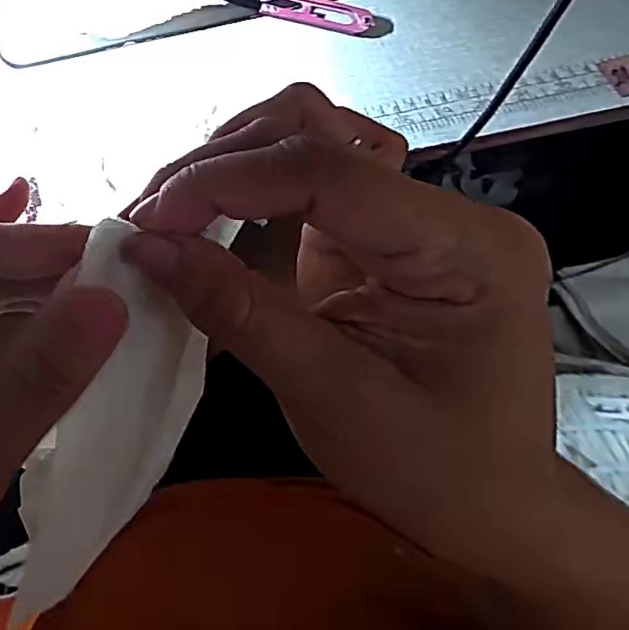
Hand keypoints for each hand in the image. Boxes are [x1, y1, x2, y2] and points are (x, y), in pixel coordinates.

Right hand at [121, 85, 558, 583]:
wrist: (482, 500)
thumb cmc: (434, 468)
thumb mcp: (330, 399)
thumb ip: (238, 312)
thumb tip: (148, 248)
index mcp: (462, 247)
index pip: (326, 169)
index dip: (224, 181)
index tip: (152, 224)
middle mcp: (433, 206)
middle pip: (304, 131)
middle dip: (212, 169)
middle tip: (146, 224)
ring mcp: (395, 205)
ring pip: (292, 129)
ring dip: (218, 162)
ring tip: (167, 214)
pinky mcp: (358, 218)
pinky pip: (286, 166)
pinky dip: (234, 177)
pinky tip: (202, 211)